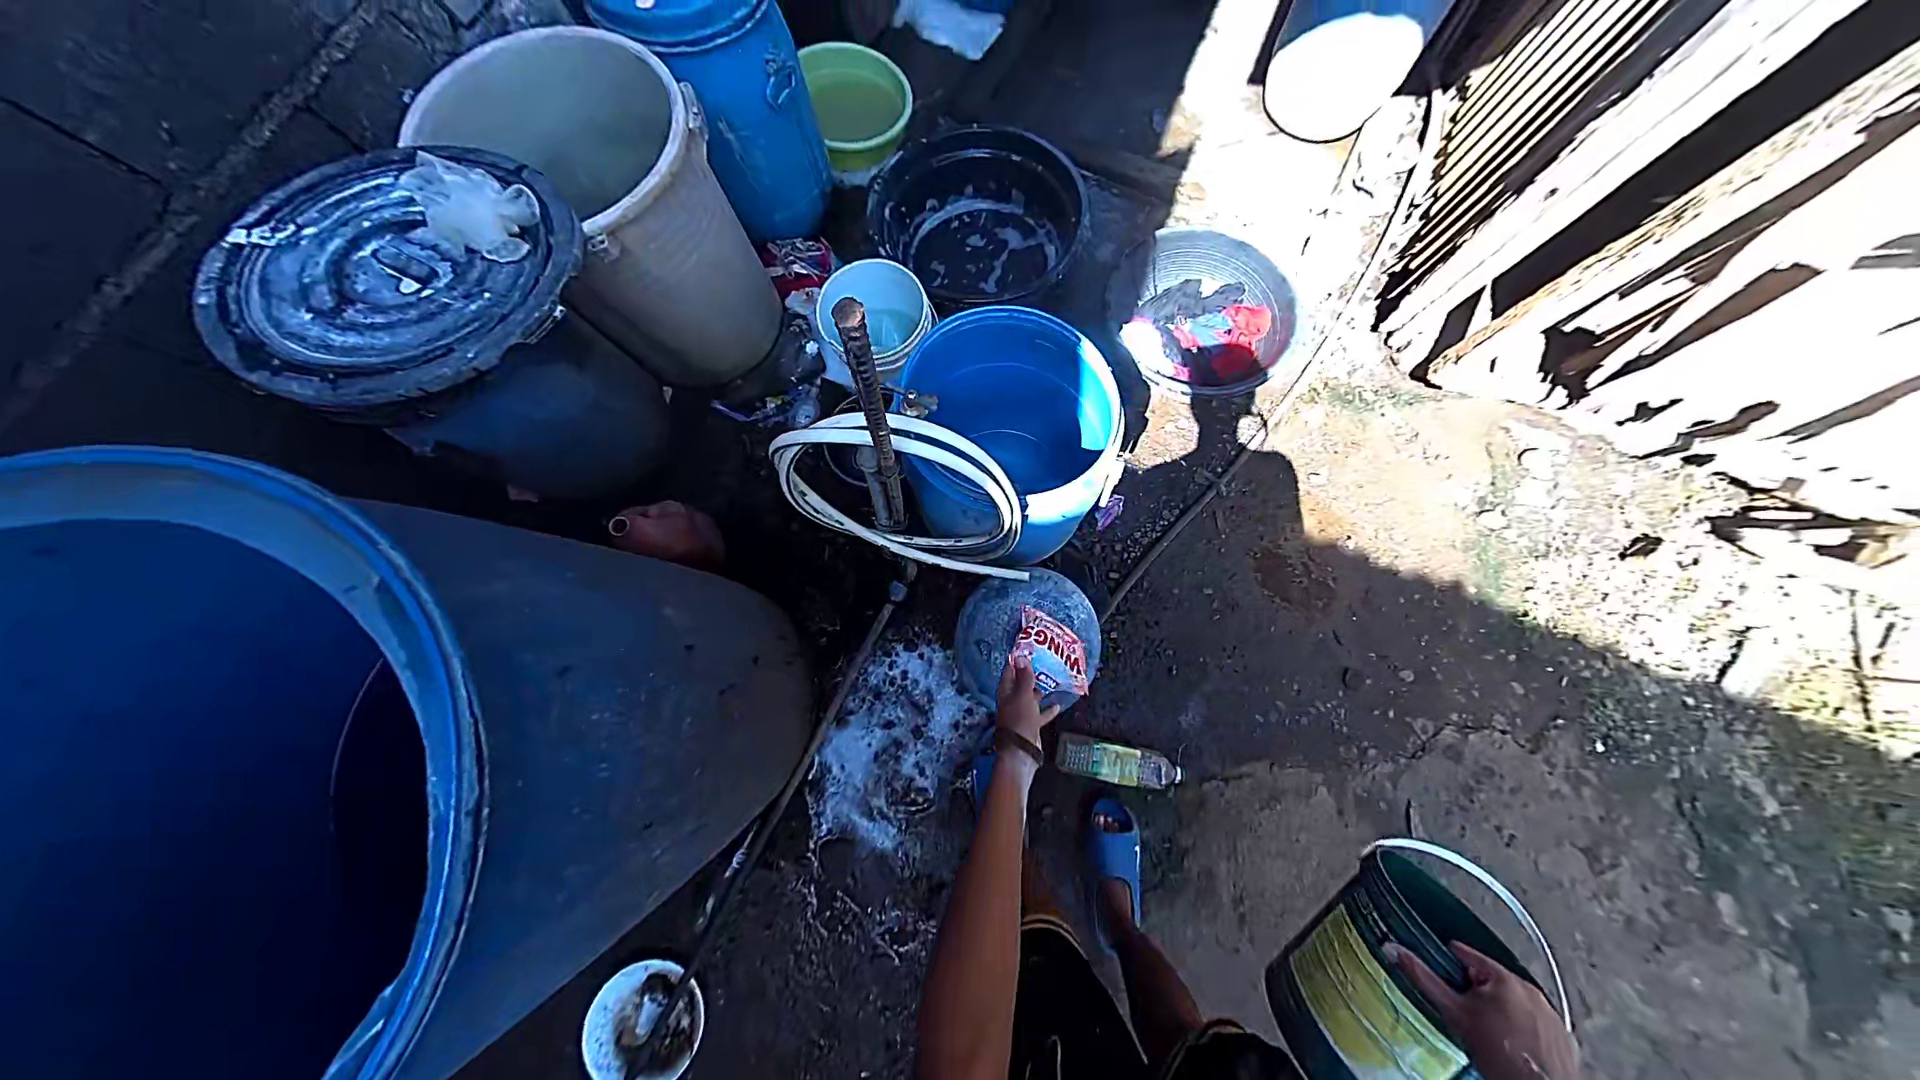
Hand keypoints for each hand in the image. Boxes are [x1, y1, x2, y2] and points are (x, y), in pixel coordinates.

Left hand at [996, 654, 1061, 742]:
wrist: (1022, 752)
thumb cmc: (1020, 720)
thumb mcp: (1023, 696)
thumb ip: (1024, 678)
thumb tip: (1021, 656)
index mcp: (1006, 691)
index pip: (1010, 670)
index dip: (1018, 660)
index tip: (1030, 649)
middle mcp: (1012, 700)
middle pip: (1022, 683)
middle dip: (1032, 673)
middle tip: (1047, 661)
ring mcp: (1022, 713)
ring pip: (1031, 697)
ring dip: (1040, 689)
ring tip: (1054, 679)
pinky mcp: (1031, 724)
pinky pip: (1040, 713)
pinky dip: (1047, 709)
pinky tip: (1057, 704)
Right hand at [1385, 941, 1578, 1079]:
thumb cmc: (1499, 1055)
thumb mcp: (1452, 1013)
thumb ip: (1422, 977)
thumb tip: (1394, 949)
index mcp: (1503, 977)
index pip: (1464, 955)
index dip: (1446, 966)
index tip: (1443, 981)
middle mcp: (1531, 990)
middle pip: (1488, 979)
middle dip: (1473, 993)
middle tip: (1466, 1016)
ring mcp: (1551, 1015)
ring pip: (1511, 1002)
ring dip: (1498, 1011)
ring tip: (1489, 1034)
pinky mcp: (1564, 1038)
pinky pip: (1533, 1023)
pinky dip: (1521, 1029)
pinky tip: (1512, 1046)